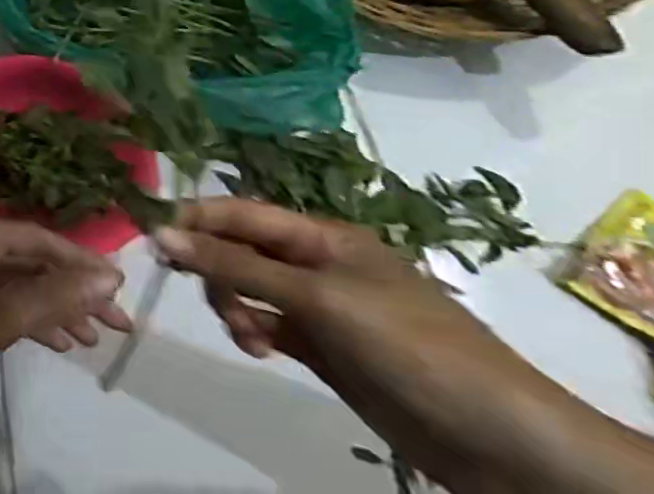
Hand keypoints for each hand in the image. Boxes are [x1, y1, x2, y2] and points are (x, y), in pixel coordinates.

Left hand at [0, 221, 131, 397]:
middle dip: (73, 289)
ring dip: (52, 307)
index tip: (118, 288)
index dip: (81, 261)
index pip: (40, 239)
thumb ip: (51, 297)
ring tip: (91, 338)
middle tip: (116, 322)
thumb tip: (105, 276)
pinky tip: (50, 341)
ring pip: (14, 283)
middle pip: (30, 260)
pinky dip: (23, 317)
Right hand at [155, 199, 601, 491]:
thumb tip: (163, 233)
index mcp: (323, 235)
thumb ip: (238, 266)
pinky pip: (268, 324)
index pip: (242, 212)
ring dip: (234, 306)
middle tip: (218, 305)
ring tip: (249, 338)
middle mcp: (316, 263)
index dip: (196, 219)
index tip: (152, 238)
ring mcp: (320, 307)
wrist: (501, 441)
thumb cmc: (410, 346)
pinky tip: (260, 349)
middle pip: (241, 250)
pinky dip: (254, 331)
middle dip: (218, 271)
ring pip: (249, 288)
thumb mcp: (318, 299)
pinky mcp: (324, 347)